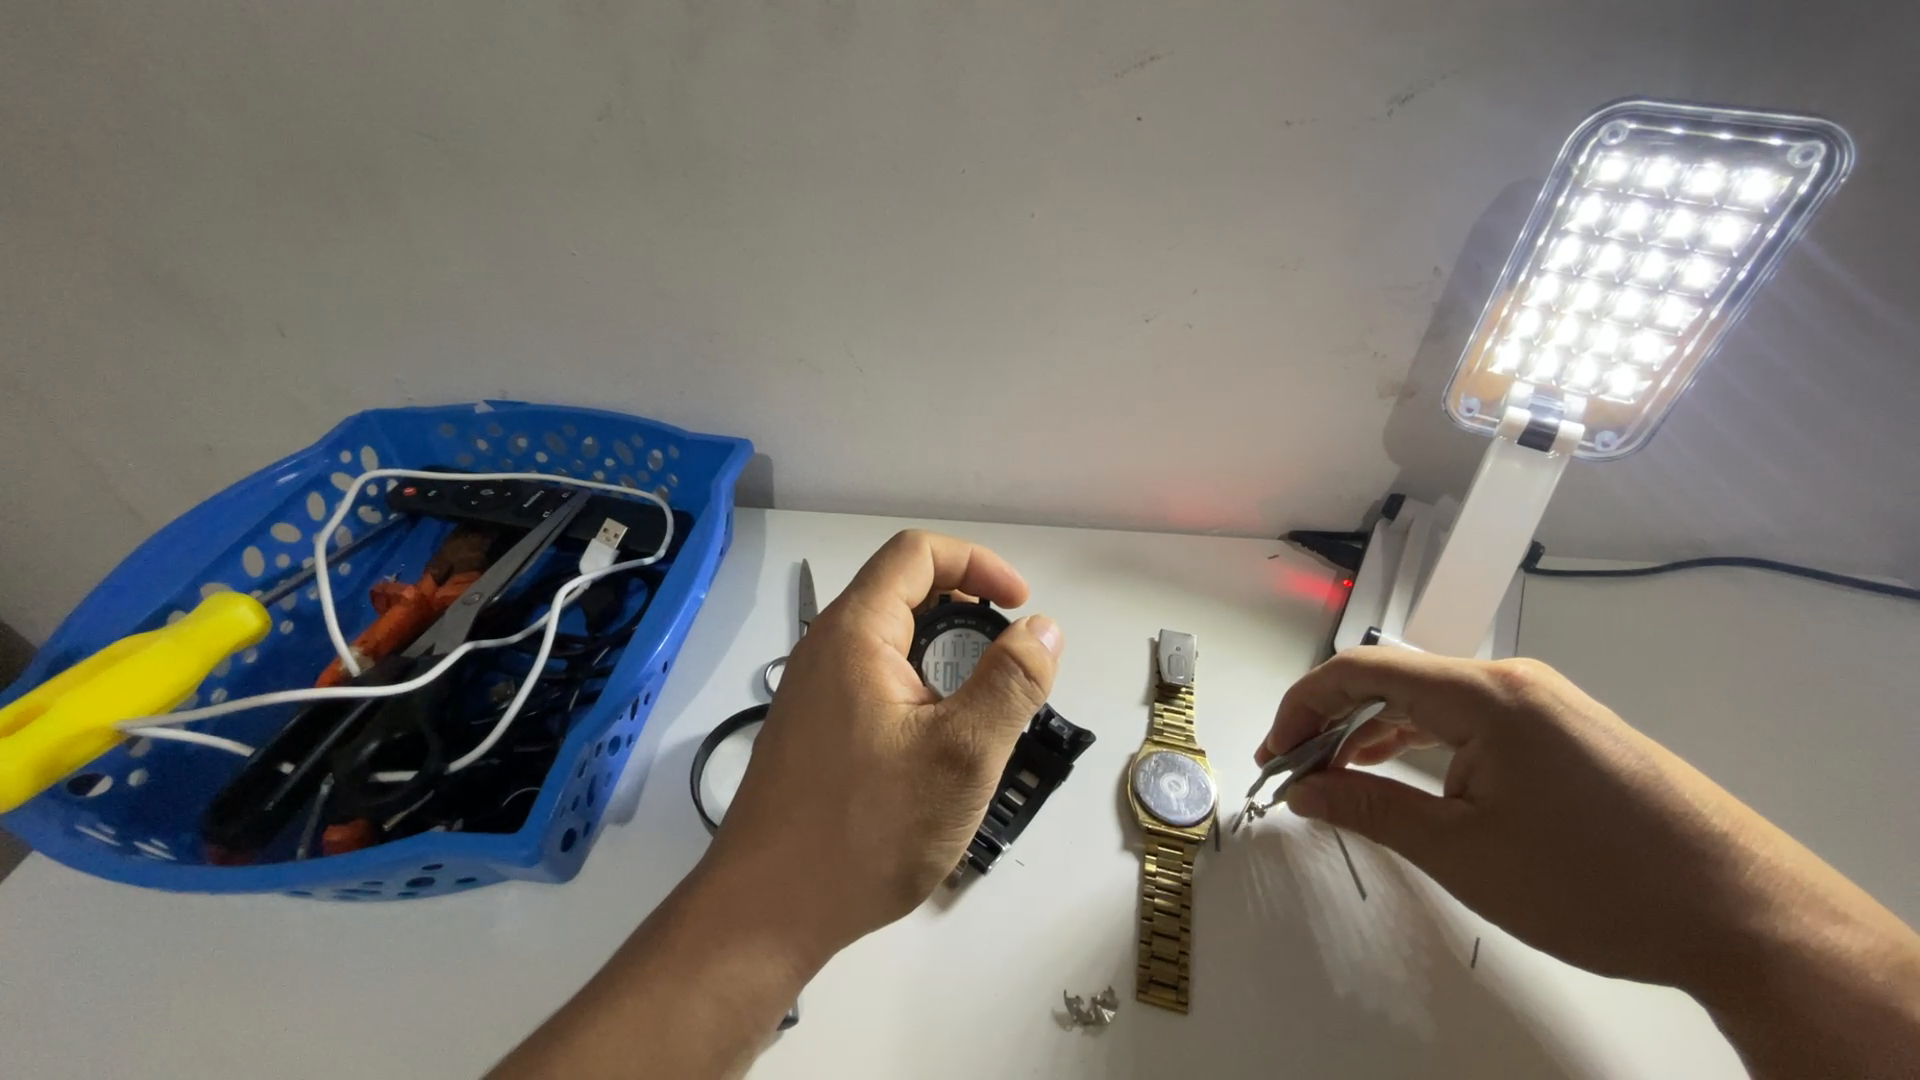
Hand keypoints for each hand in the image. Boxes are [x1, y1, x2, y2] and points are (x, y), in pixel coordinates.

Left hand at [709, 530, 1063, 958]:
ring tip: (983, 707)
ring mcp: (815, 689)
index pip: (917, 553)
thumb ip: (1011, 683)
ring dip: (946, 653)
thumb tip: (1043, 628)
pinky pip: (875, 679)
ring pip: (891, 639)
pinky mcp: (815, 726)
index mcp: (855, 632)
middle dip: (967, 608)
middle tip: (1008, 661)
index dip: (978, 563)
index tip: (1021, 604)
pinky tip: (939, 742)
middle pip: (903, 590)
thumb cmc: (867, 830)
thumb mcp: (962, 755)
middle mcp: (826, 647)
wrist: (768, 911)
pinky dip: (920, 686)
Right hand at [1260, 649, 1916, 995]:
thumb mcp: (1463, 854)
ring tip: (1338, 775)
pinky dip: (1422, 742)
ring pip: (1430, 699)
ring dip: (1375, 732)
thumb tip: (1302, 793)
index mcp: (1486, 694)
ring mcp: (1545, 702)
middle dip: (1333, 721)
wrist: (1756, 921)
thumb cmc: (1600, 886)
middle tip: (1297, 771)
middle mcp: (1514, 681)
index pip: (1363, 671)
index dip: (1303, 707)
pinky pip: (1469, 719)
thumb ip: (1369, 811)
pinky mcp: (1565, 730)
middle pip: (1394, 679)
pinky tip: (1403, 775)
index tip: (1274, 753)